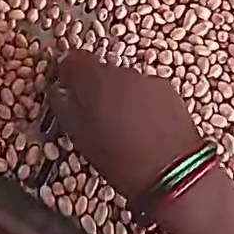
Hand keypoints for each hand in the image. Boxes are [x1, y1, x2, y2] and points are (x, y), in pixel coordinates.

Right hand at [49, 51, 202, 199]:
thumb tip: (59, 91)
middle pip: (100, 70)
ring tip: (123, 125)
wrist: (174, 173)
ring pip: (124, 81)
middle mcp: (120, 72)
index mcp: (93, 80)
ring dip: (119, 95)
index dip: (67, 72)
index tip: (66, 86)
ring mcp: (146, 79)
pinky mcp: (168, 90)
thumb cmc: (119, 159)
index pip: (72, 59)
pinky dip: (141, 102)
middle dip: (95, 88)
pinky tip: (145, 127)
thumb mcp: (80, 137)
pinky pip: (146, 90)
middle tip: (95, 115)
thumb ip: (65, 107)